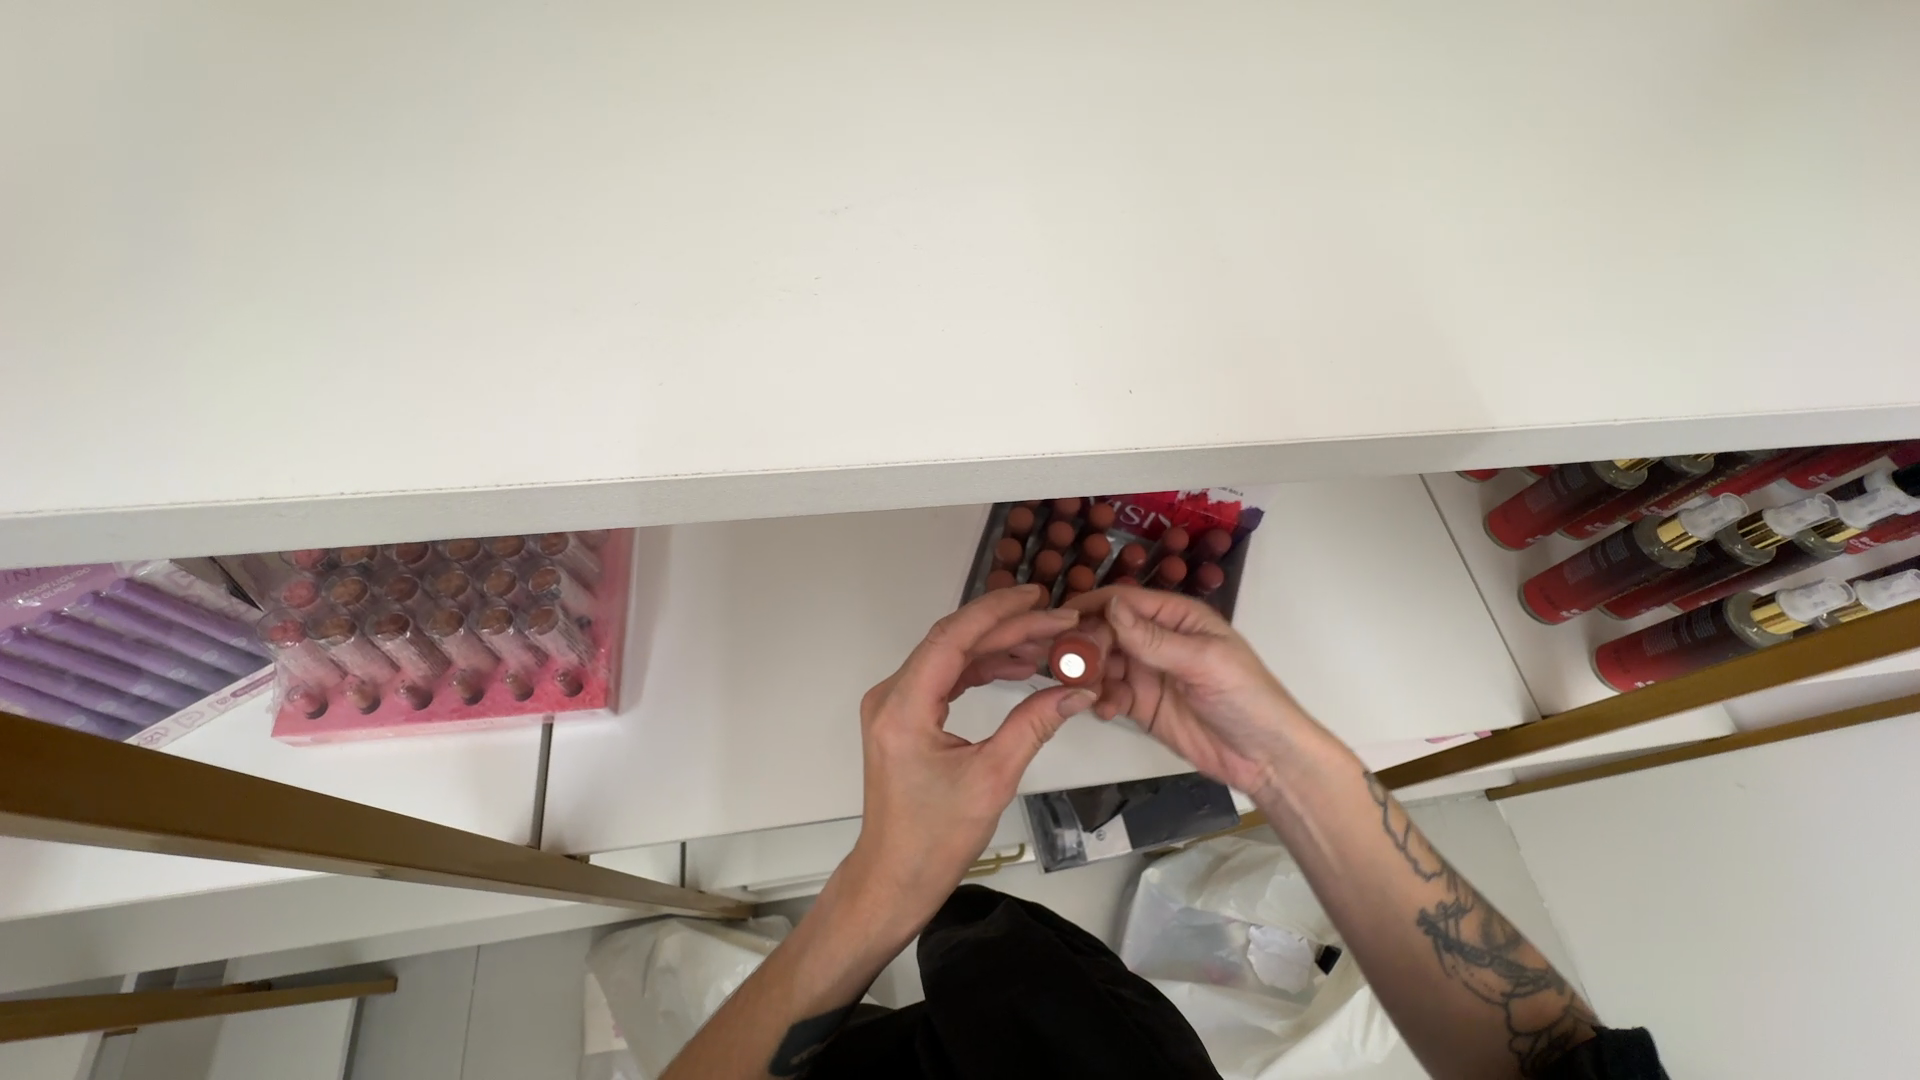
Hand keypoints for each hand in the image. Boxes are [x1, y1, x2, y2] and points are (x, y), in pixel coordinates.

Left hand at [842, 584, 1099, 930]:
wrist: (895, 875)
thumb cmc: (933, 838)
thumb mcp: (993, 779)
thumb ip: (1034, 725)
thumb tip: (1076, 690)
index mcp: (903, 708)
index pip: (952, 638)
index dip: (998, 612)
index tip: (1037, 598)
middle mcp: (892, 696)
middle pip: (953, 641)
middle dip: (1006, 626)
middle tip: (1055, 619)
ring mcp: (896, 704)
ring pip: (951, 656)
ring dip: (997, 646)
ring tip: (1047, 642)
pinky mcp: (906, 716)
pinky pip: (946, 677)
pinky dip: (981, 668)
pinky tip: (1017, 667)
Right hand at [1063, 585, 1313, 799]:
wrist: (1265, 758)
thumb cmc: (1248, 698)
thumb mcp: (1202, 662)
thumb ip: (1153, 638)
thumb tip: (1112, 605)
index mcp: (1178, 617)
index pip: (1126, 601)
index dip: (1093, 606)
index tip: (1061, 618)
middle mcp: (1158, 640)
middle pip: (1107, 631)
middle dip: (1085, 643)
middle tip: (1066, 660)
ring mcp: (1147, 673)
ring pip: (1103, 663)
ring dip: (1088, 673)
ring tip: (1080, 687)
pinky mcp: (1141, 705)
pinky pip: (1109, 694)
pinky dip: (1099, 700)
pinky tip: (1102, 709)